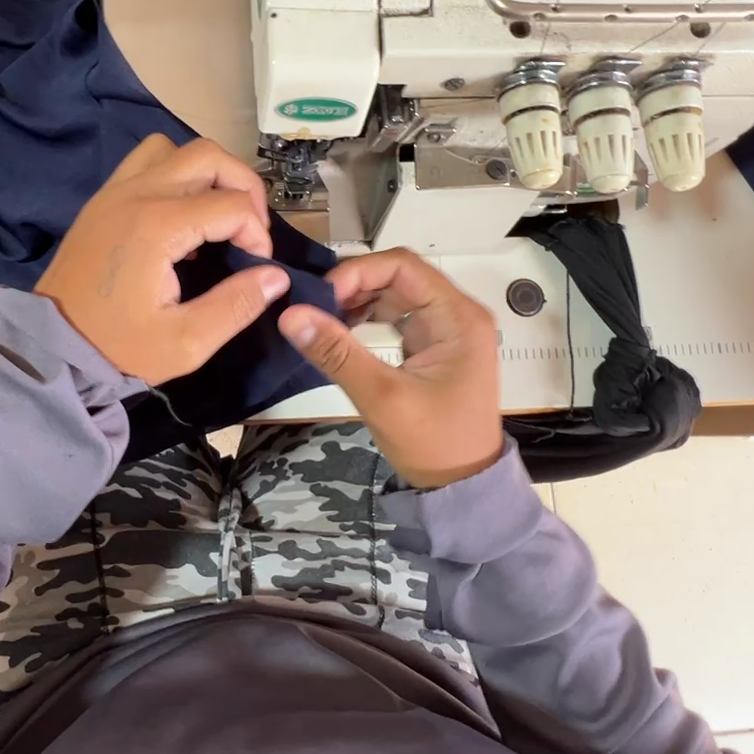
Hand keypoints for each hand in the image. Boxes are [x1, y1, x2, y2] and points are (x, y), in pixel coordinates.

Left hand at [35, 135, 290, 384]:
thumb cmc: (118, 348)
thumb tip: (276, 276)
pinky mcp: (102, 200)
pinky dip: (174, 174)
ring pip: (173, 149)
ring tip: (216, 213)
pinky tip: (181, 217)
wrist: (51, 348)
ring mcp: (114, 192)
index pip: (232, 204)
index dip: (258, 233)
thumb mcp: (186, 342)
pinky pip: (145, 162)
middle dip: (243, 186)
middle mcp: (136, 194)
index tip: (258, 267)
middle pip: (208, 156)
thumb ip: (237, 305)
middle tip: (250, 229)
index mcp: (158, 225)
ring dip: (206, 172)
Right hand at [277, 248, 501, 488]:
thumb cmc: (433, 443)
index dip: (357, 272)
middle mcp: (457, 312)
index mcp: (458, 317)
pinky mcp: (433, 344)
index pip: (402, 266)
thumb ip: (337, 353)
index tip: (320, 298)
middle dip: (354, 285)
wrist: (463, 487)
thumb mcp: (381, 398)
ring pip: (394, 293)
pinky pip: (396, 315)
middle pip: (398, 275)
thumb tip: (290, 314)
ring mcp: (446, 328)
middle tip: (313, 307)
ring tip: (321, 318)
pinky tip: (340, 330)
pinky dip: (366, 317)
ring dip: (357, 300)